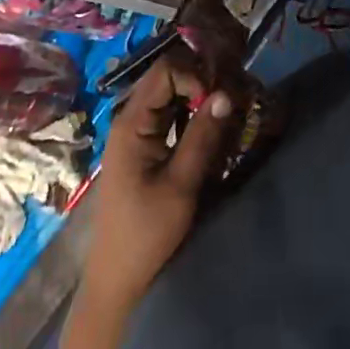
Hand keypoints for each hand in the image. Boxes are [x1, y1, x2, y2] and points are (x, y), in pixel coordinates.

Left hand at [73, 61, 236, 334]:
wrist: (118, 277)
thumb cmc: (147, 232)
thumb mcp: (181, 184)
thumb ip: (202, 136)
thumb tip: (226, 93)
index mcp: (131, 121)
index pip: (164, 71)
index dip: (195, 76)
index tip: (220, 100)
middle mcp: (129, 118)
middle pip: (165, 79)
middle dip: (199, 82)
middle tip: (231, 97)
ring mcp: (134, 132)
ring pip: (167, 97)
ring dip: (196, 98)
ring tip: (226, 109)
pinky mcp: (141, 147)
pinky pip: (166, 116)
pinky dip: (188, 115)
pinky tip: (208, 127)